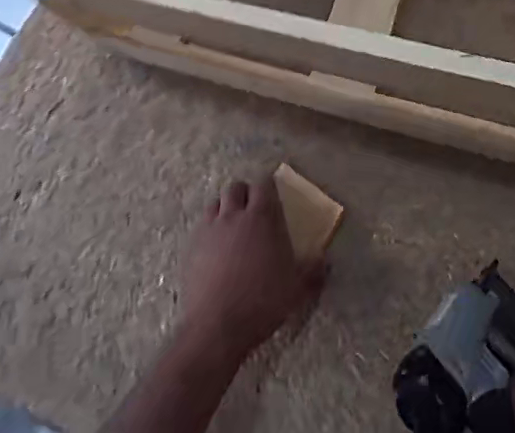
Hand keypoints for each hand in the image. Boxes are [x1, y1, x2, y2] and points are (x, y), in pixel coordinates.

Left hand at [177, 175, 326, 361]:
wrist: (216, 329)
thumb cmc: (262, 302)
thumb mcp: (297, 289)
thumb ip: (313, 270)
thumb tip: (324, 259)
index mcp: (262, 217)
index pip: (263, 184)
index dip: (268, 186)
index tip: (273, 196)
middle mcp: (233, 216)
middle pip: (235, 187)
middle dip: (244, 194)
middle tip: (253, 210)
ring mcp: (209, 232)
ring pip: (214, 204)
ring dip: (225, 208)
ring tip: (232, 226)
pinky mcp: (190, 250)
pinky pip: (200, 228)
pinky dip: (209, 230)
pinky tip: (215, 249)